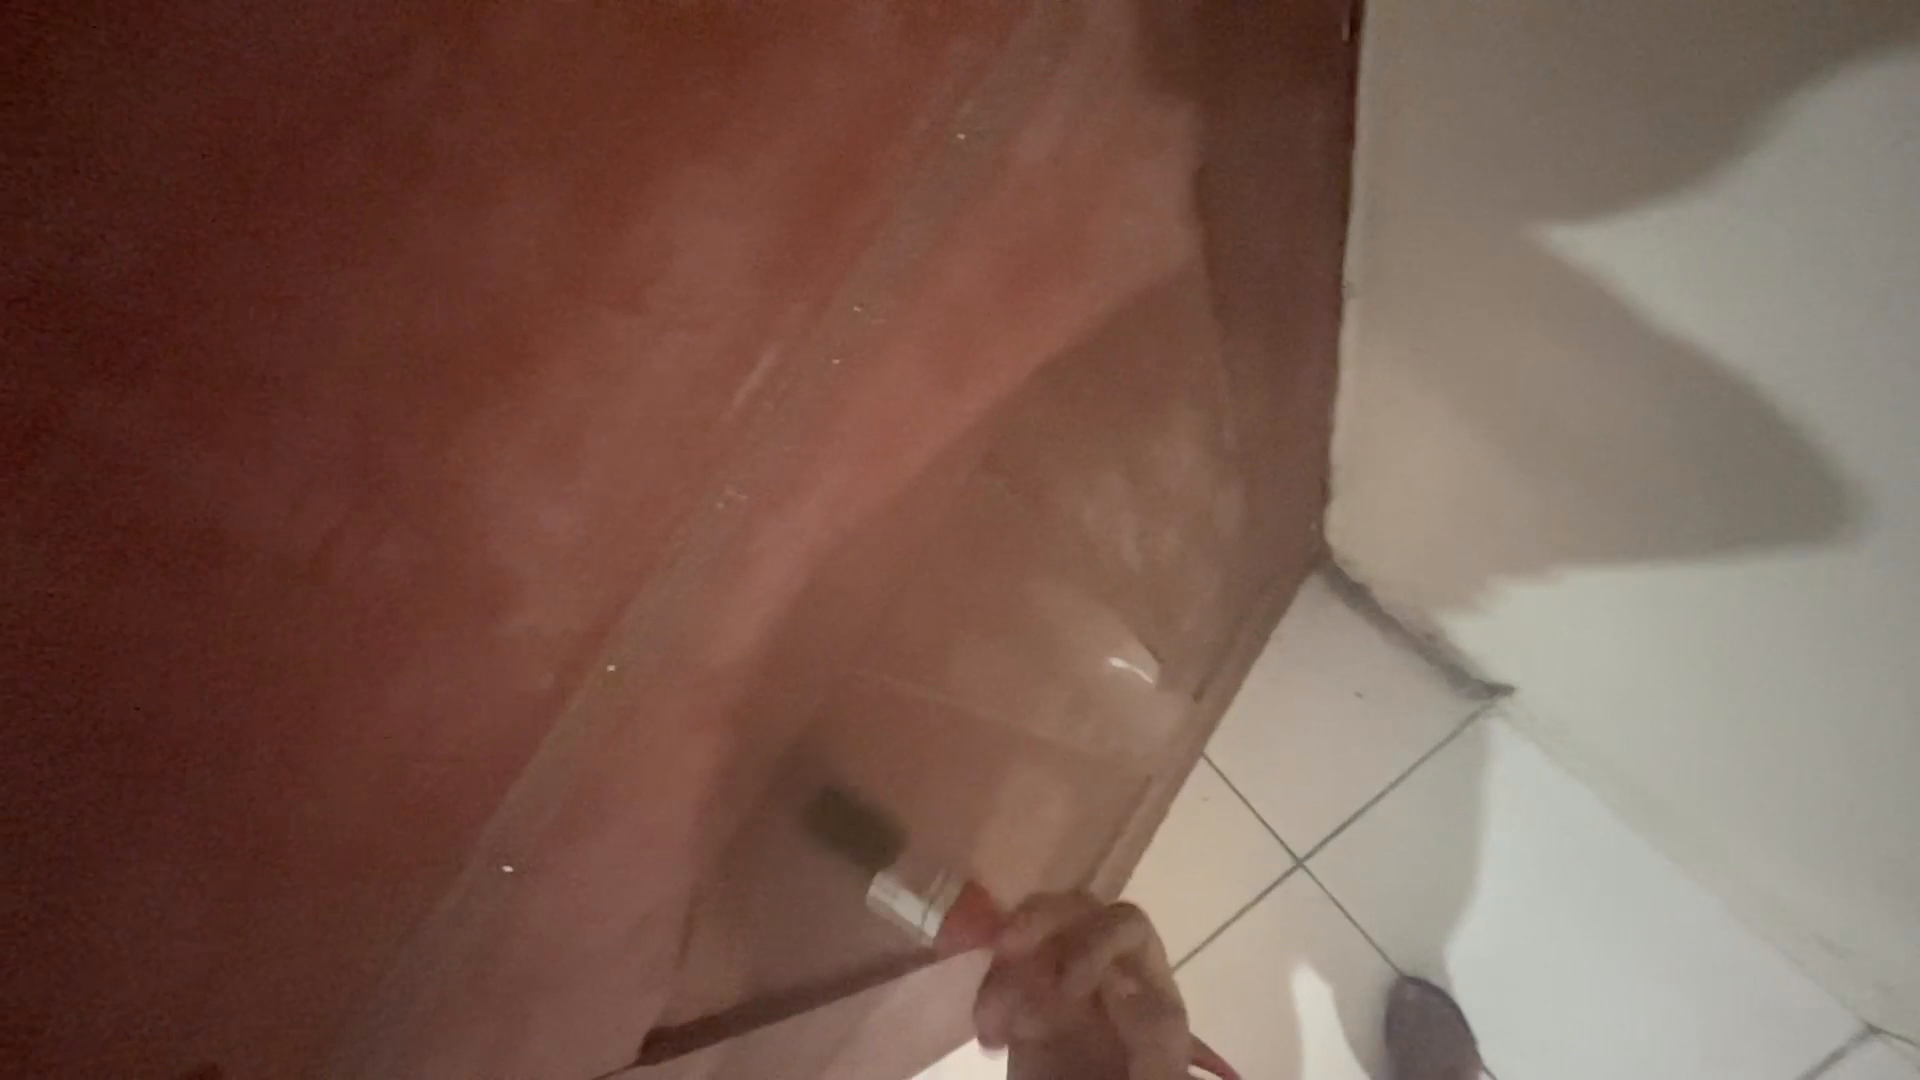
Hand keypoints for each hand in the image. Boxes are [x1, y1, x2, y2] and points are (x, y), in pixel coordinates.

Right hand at [971, 893, 1191, 1079]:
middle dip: (1039, 919)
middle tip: (1006, 948)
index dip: (1097, 940)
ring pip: (1033, 930)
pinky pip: (1003, 973)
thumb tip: (1120, 980)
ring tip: (992, 1020)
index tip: (1068, 986)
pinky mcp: (1027, 1009)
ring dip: (1005, 962)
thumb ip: (1153, 1038)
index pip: (1127, 927)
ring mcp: (1063, 988)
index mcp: (1147, 988)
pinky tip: (989, 1037)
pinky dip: (989, 992)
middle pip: (1076, 910)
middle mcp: (1106, 974)